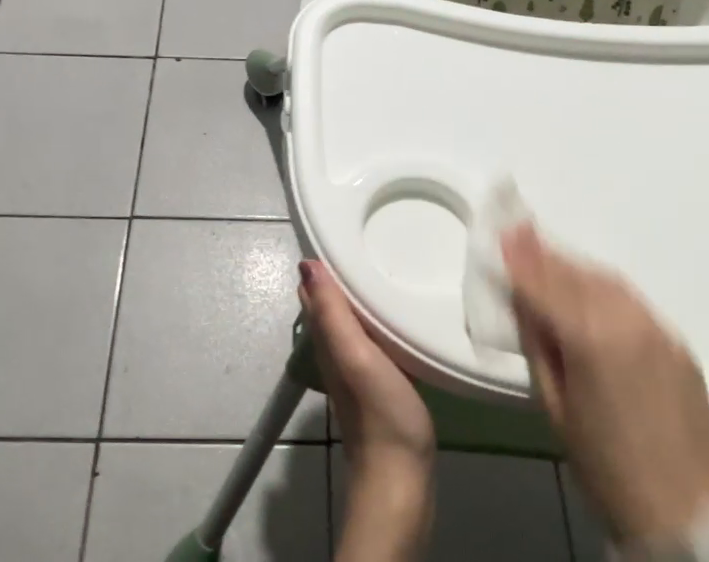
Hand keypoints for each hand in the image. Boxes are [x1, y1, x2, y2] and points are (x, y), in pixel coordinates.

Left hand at [299, 260, 434, 561]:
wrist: (401, 479)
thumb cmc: (380, 413)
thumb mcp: (356, 356)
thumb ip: (332, 314)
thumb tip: (305, 264)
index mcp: (328, 340)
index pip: (315, 291)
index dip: (322, 261)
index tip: (341, 229)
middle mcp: (337, 350)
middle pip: (333, 303)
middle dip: (343, 272)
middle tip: (371, 237)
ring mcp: (359, 367)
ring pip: (354, 320)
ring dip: (363, 295)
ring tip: (388, 265)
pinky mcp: (381, 381)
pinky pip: (375, 337)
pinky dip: (381, 319)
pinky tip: (402, 313)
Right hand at [502, 225, 708, 545]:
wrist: (684, 509)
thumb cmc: (604, 466)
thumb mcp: (555, 405)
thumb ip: (539, 344)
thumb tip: (523, 304)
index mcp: (592, 339)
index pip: (545, 285)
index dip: (520, 258)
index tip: (502, 230)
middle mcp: (628, 321)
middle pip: (577, 274)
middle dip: (545, 253)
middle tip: (518, 231)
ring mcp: (658, 330)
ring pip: (606, 282)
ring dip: (573, 266)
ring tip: (547, 255)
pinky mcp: (677, 343)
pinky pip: (631, 301)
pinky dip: (601, 288)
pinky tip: (587, 291)